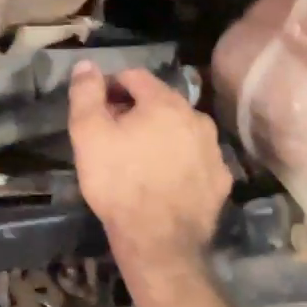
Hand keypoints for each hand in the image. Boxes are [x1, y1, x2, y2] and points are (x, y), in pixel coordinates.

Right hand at [68, 62, 230, 264]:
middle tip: (112, 135)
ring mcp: (214, 151)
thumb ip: (86, 92)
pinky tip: (162, 179)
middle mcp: (197, 119)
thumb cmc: (118, 181)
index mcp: (165, 102)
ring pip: (179, 129)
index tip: (96, 109)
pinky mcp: (220, 181)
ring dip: (159, 134)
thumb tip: (87, 64)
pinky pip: (195, 158)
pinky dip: (178, 160)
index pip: (134, 76)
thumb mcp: (88, 133)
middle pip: (159, 101)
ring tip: (137, 158)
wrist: (158, 243)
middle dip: (135, 110)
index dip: (110, 87)